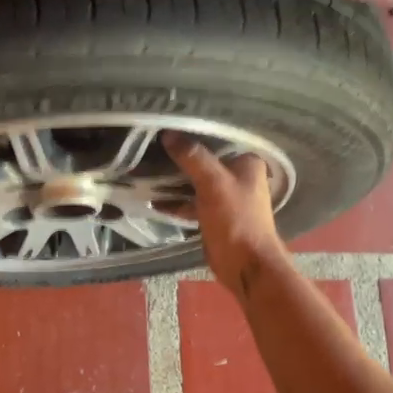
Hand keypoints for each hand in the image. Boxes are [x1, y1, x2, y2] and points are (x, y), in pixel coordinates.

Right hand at [164, 131, 288, 301]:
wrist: (245, 265)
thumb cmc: (237, 219)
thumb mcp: (214, 183)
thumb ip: (192, 157)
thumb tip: (168, 133)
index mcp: (247, 163)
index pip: (218, 139)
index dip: (193, 133)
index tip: (167, 127)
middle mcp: (238, 176)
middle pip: (204, 160)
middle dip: (178, 157)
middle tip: (150, 147)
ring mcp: (225, 197)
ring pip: (195, 181)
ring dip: (173, 180)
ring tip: (145, 170)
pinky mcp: (213, 215)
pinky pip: (190, 201)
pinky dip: (174, 201)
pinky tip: (152, 199)